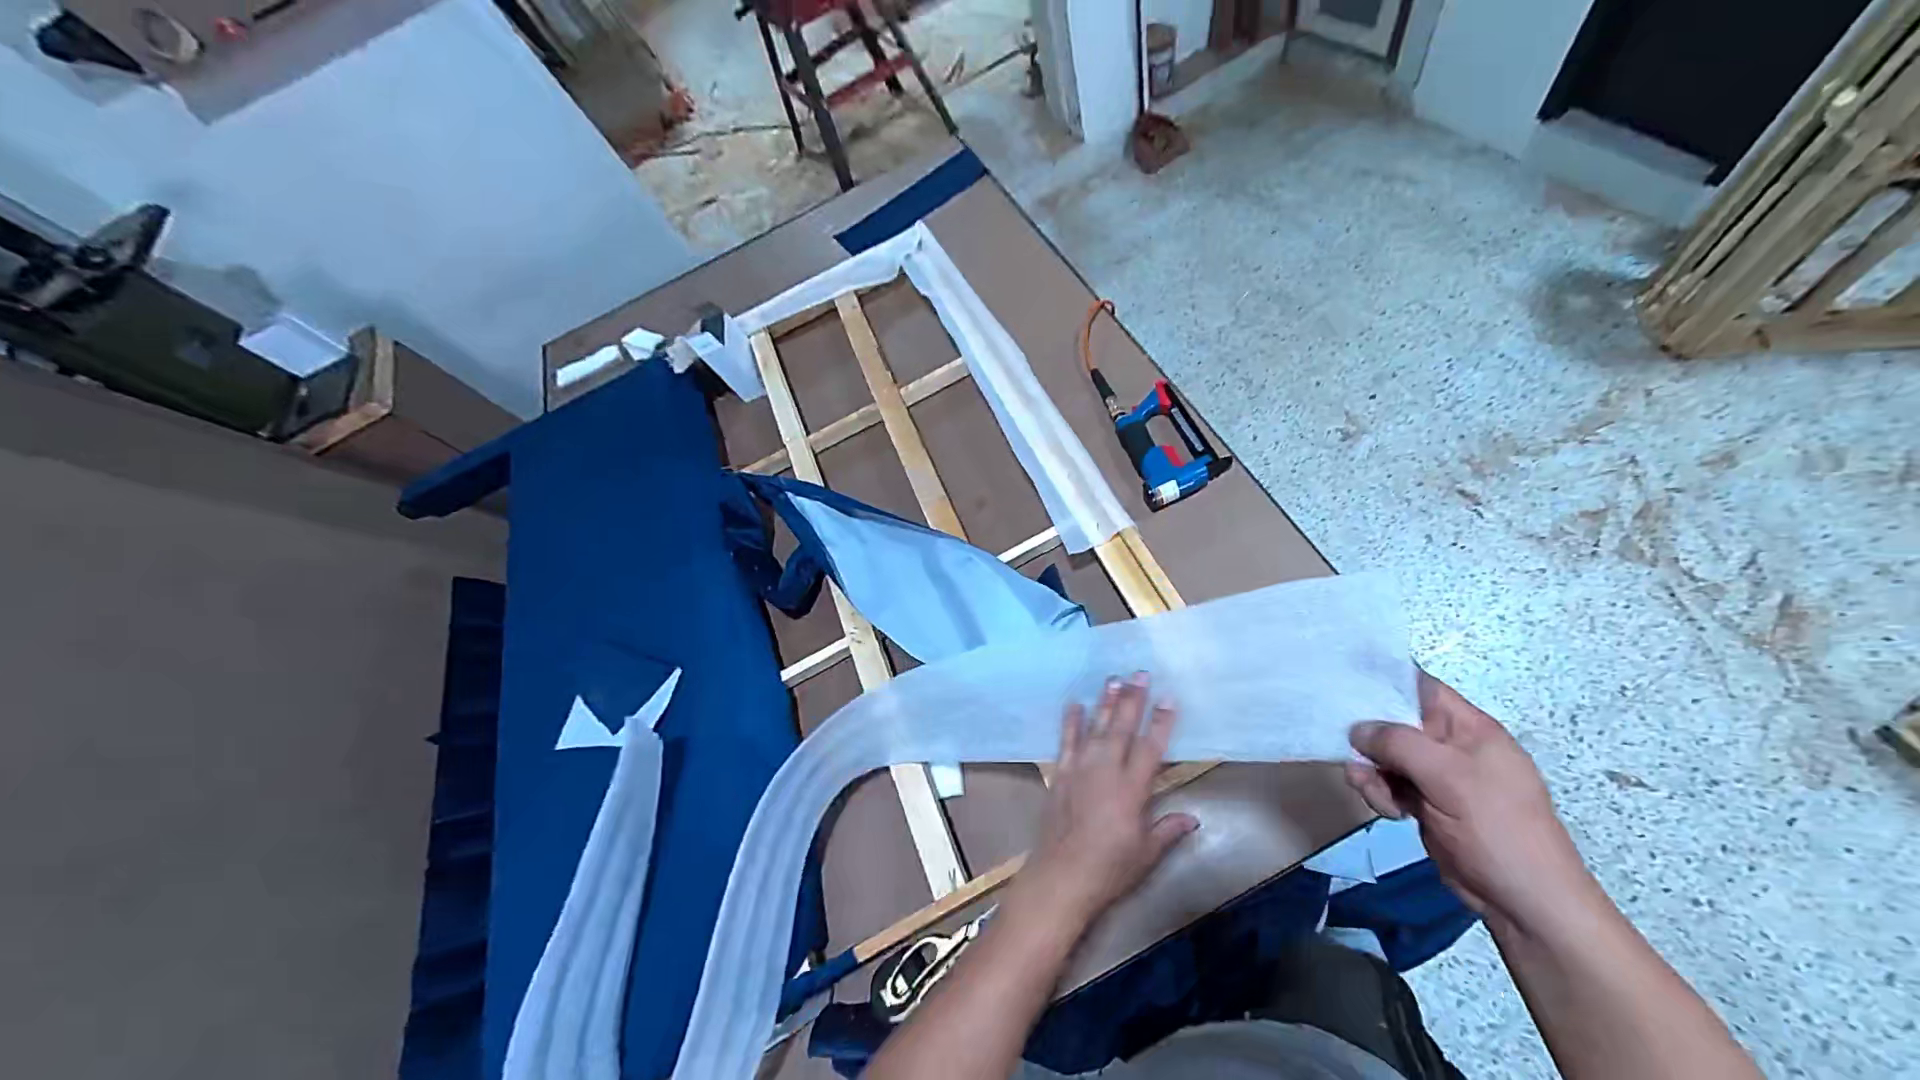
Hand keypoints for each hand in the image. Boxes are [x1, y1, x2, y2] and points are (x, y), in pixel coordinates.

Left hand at [1014, 673, 1198, 929]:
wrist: (1061, 876)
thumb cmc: (1109, 869)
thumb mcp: (1146, 854)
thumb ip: (1168, 830)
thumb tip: (1193, 818)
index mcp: (1132, 790)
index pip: (1151, 748)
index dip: (1161, 722)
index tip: (1168, 698)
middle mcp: (1106, 772)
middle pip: (1122, 729)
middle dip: (1133, 699)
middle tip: (1140, 673)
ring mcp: (1080, 770)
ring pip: (1095, 728)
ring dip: (1105, 703)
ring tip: (1113, 679)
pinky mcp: (1061, 775)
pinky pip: (1066, 742)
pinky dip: (1070, 722)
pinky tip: (1074, 704)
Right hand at [1346, 672, 1597, 936]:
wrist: (1523, 901)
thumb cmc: (1497, 829)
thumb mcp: (1448, 776)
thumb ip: (1398, 742)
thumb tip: (1357, 730)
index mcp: (1468, 727)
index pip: (1419, 686)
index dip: (1383, 681)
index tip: (1345, 688)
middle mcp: (1450, 745)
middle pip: (1392, 722)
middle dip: (1369, 739)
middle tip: (1359, 760)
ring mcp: (1437, 775)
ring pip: (1383, 755)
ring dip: (1371, 773)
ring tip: (1380, 796)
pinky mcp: (1425, 801)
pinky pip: (1387, 782)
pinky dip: (1379, 793)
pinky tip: (1391, 813)